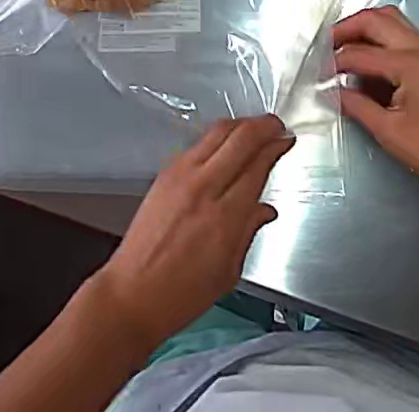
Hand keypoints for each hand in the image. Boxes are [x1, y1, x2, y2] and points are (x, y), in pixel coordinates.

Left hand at [90, 115, 293, 349]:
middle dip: (264, 126)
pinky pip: (198, 142)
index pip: (258, 165)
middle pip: (241, 138)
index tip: (287, 140)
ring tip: (255, 127)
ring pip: (218, 131)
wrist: (131, 294)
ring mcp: (182, 175)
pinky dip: (219, 135)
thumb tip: (266, 209)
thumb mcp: (229, 272)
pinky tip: (227, 142)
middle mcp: (204, 188)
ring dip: (242, 124)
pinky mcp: (166, 172)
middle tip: (277, 126)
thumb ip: (249, 231)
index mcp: (225, 217)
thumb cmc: (183, 294)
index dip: (276, 147)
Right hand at [334, 6, 418, 201]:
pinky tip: (369, 60)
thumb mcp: (389, 132)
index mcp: (410, 63)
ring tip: (344, 48)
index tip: (317, 74)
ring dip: (365, 28)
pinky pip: (403, 34)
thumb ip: (356, 105)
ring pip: (392, 21)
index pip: (360, 53)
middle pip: (376, 20)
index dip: (334, 62)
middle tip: (326, 47)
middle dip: (347, 29)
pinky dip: (381, 37)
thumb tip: (332, 91)